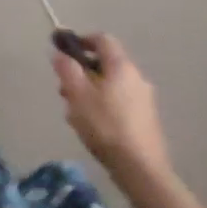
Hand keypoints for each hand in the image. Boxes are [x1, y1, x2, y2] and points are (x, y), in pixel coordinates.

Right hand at [53, 33, 169, 175]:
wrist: (140, 168)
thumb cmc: (105, 126)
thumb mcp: (78, 95)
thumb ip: (67, 70)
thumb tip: (60, 54)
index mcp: (121, 67)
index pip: (103, 39)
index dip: (82, 40)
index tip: (65, 50)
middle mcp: (137, 78)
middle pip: (106, 64)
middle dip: (82, 73)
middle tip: (64, 89)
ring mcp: (144, 100)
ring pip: (111, 86)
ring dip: (90, 92)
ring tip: (74, 113)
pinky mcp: (146, 120)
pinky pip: (119, 103)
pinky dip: (103, 106)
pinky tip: (92, 127)